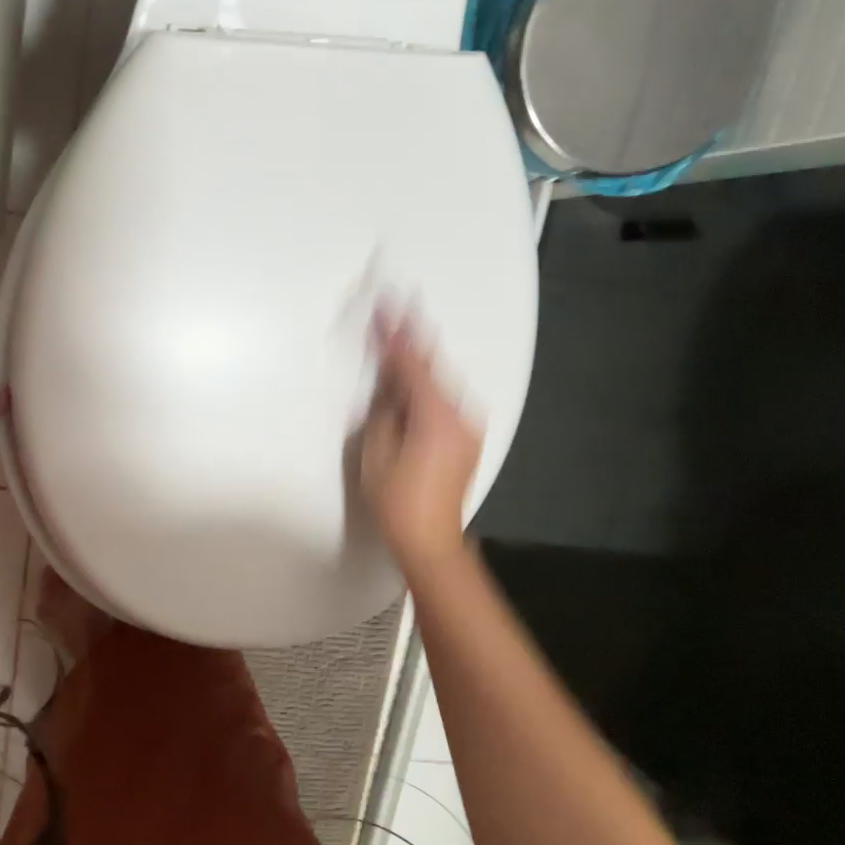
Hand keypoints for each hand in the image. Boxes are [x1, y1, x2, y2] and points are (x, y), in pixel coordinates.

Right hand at [361, 307, 482, 568]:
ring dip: (417, 359)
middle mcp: (460, 414)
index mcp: (436, 416)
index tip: (385, 304)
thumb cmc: (396, 501)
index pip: (412, 363)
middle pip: (431, 366)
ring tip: (396, 335)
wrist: (431, 541)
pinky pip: (443, 398)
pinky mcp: (465, 437)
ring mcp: (467, 426)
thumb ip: (384, 408)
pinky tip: (409, 375)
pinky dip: (425, 382)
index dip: (395, 333)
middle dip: (410, 336)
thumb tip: (388, 381)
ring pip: (438, 381)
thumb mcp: (377, 452)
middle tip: (392, 306)